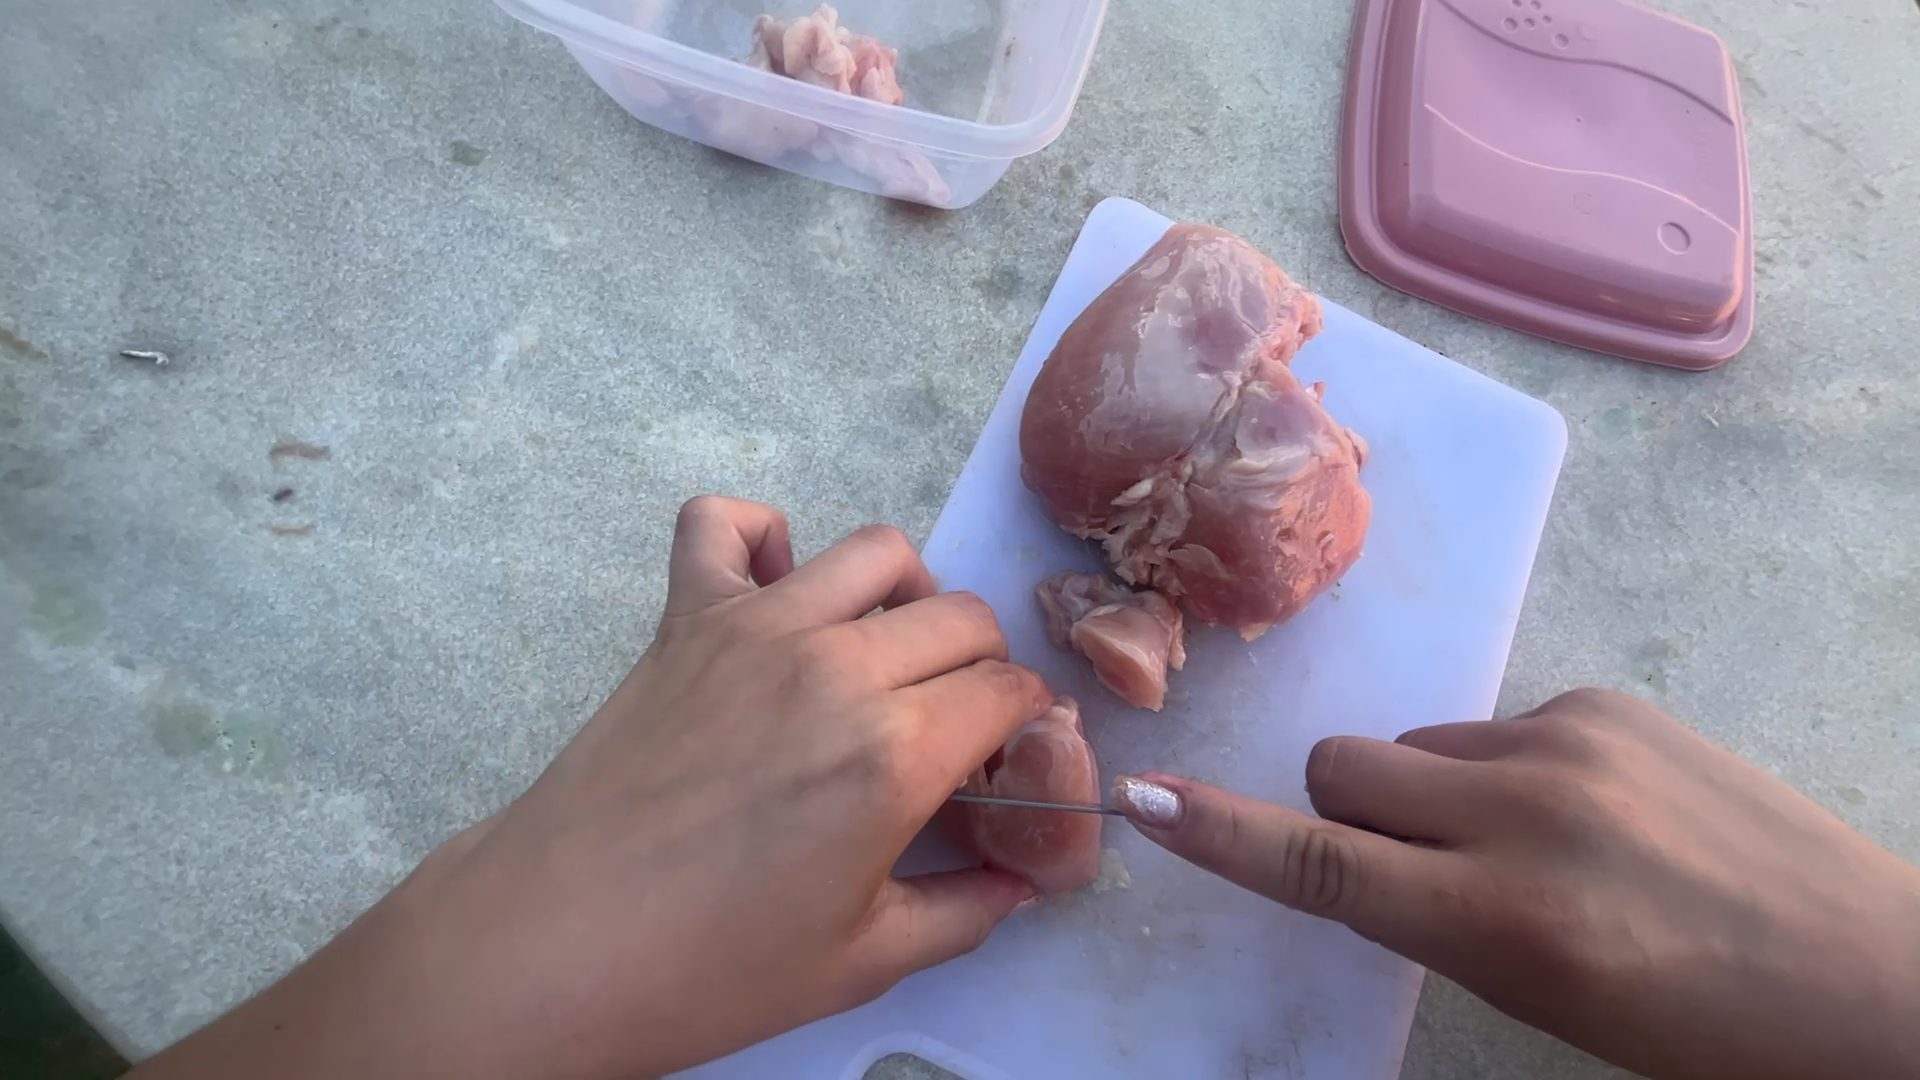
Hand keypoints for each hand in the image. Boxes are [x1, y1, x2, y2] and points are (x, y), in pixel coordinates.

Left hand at [134, 497, 1050, 1079]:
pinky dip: (758, 537)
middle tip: (954, 707)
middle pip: (963, 614)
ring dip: (908, 589)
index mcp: (896, 753)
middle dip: (984, 659)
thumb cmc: (713, 968)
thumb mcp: (866, 961)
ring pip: (876, 550)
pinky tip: (772, 586)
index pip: (1008, 689)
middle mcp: (840, 666)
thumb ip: (968, 911)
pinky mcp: (688, 613)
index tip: (1011, 738)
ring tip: (887, 641)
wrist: (552, 946)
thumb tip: (1023, 879)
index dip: (1027, 712)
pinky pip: (723, 524)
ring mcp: (760, 625)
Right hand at [1113, 689, 1919, 1079]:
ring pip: (1408, 744)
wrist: (1909, 992)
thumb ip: (1424, 910)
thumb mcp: (1538, 999)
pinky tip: (1598, 809)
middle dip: (1349, 806)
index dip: (1220, 835)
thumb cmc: (1699, 1033)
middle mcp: (1530, 813)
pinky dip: (1505, 767)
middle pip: (1339, 766)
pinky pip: (1485, 724)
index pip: (1321, 867)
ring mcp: (1571, 741)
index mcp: (1514, 922)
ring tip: (1537, 837)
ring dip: (1435, 789)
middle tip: (1424, 854)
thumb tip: (1349, 834)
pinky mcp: (1603, 701)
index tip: (1144, 800)